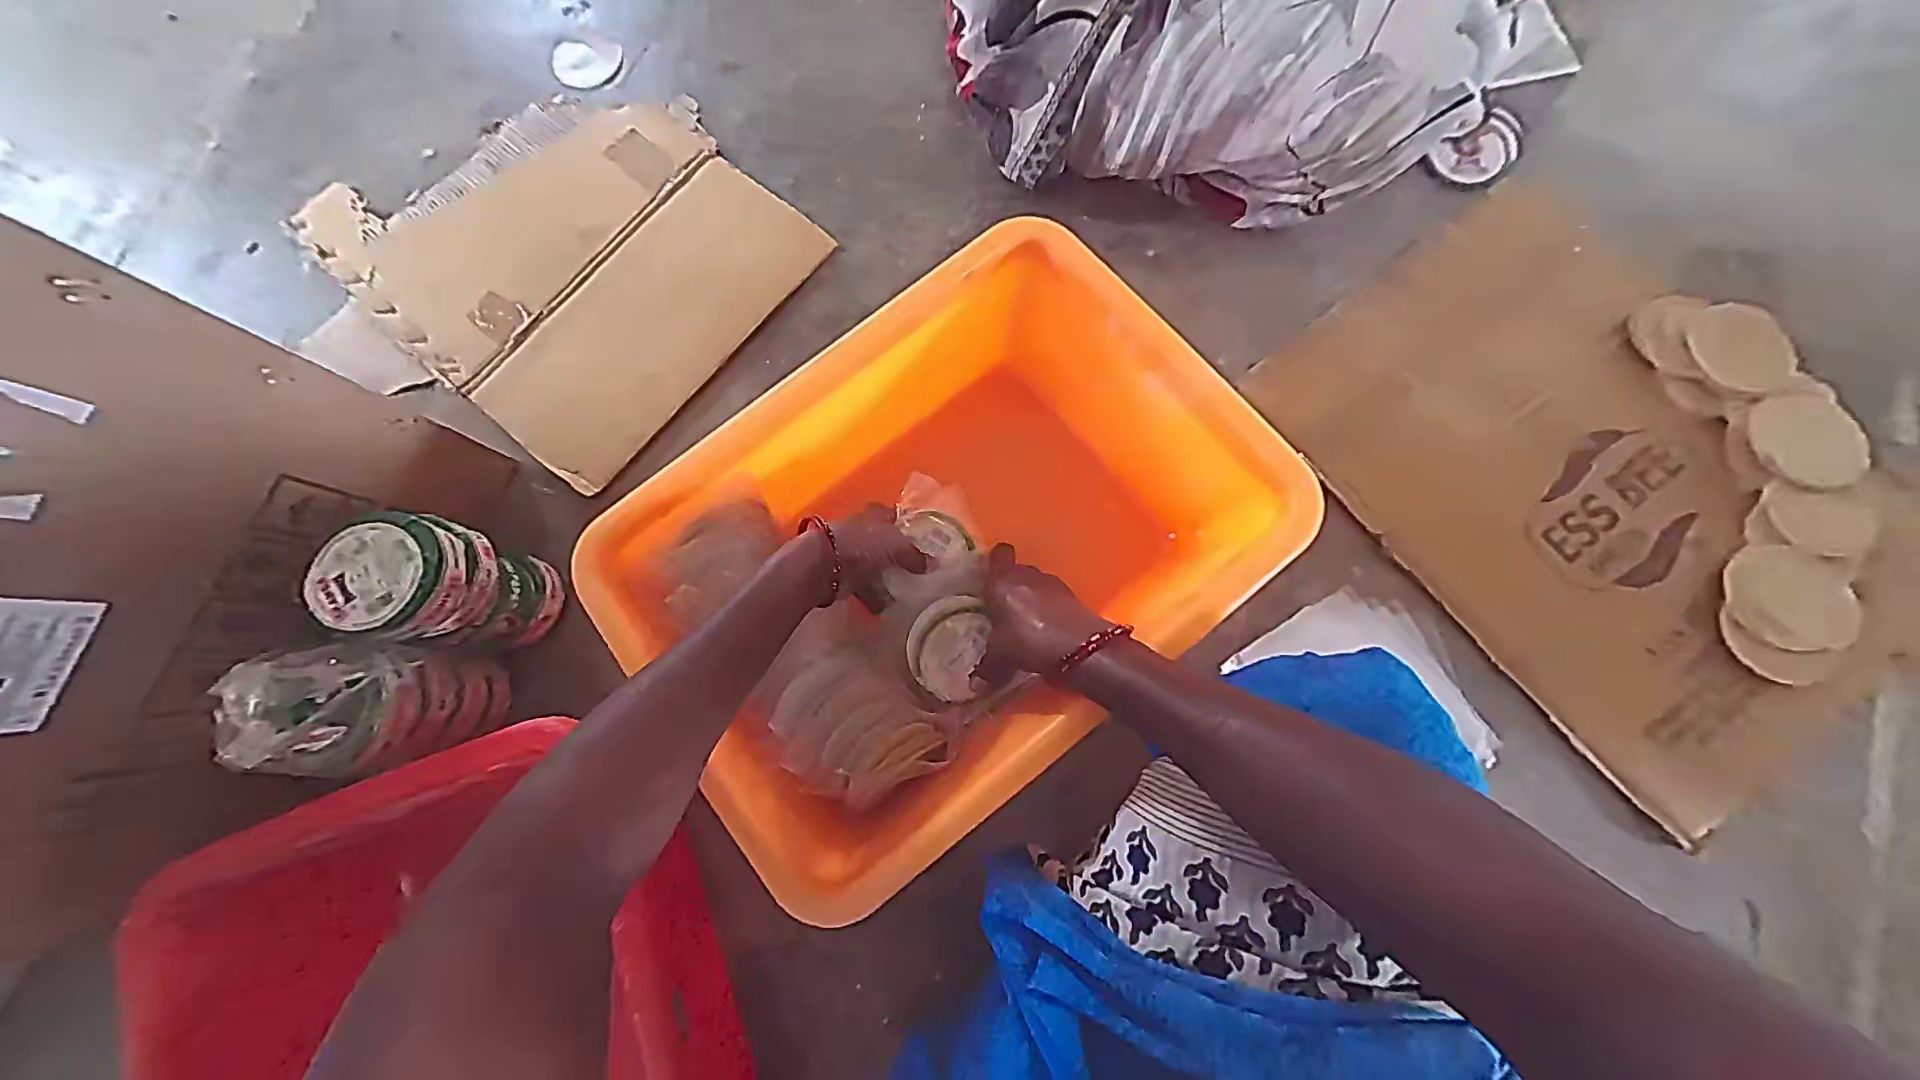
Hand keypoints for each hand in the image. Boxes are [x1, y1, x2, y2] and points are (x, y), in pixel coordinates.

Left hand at [821, 504, 928, 609]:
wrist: (824, 565)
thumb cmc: (863, 545)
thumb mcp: (897, 545)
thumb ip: (916, 555)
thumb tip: (934, 565)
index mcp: (876, 515)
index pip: (896, 517)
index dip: (909, 527)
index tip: (925, 541)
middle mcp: (864, 532)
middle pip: (887, 544)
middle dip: (901, 557)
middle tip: (922, 571)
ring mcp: (854, 554)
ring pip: (878, 567)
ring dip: (889, 580)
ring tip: (911, 594)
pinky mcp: (846, 576)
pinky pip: (867, 587)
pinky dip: (877, 598)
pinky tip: (891, 608)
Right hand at [981, 543, 1113, 676]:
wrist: (1080, 648)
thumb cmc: (1028, 641)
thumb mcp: (1000, 658)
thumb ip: (986, 668)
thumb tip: (974, 686)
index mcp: (1002, 580)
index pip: (998, 554)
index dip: (993, 563)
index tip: (987, 579)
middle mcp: (1027, 574)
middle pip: (1016, 570)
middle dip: (1010, 586)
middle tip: (1000, 609)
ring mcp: (1053, 584)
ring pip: (1035, 584)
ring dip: (1030, 598)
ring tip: (1023, 623)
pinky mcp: (1072, 597)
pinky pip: (1052, 599)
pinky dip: (1048, 610)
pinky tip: (1044, 631)